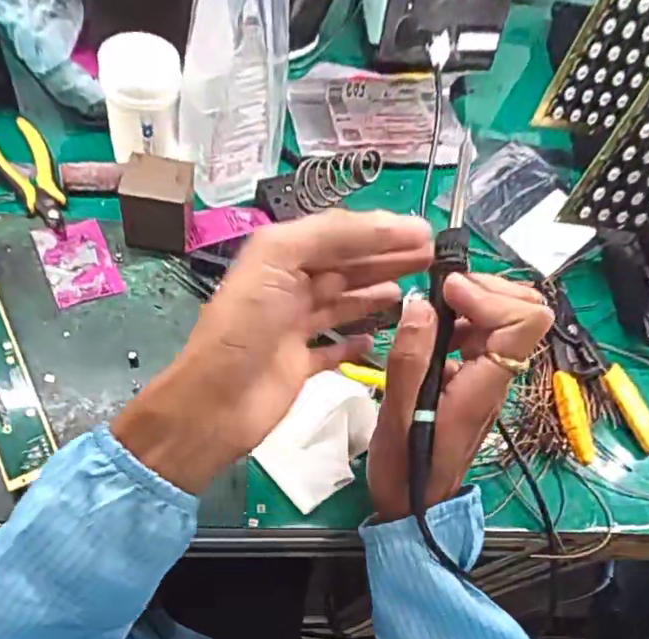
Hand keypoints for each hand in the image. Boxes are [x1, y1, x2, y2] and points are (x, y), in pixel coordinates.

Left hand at [112, 210, 433, 492]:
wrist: (217, 402)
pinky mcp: (298, 367)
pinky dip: (353, 343)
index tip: (423, 234)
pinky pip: (332, 350)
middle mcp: (285, 290)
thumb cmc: (243, 328)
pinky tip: (376, 337)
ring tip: (414, 286)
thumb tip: (384, 227)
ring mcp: (292, 330)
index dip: (379, 232)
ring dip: (376, 293)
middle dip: (386, 259)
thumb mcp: (278, 260)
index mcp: (278, 259)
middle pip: (344, 267)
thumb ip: (328, 235)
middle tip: (430, 258)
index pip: (337, 235)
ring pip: (342, 304)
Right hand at [367, 273, 553, 521]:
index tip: (446, 293)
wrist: (412, 506)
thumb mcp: (396, 418)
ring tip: (427, 312)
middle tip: (439, 294)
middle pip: (523, 314)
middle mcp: (494, 380)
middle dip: (485, 291)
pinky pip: (477, 345)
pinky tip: (425, 340)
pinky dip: (456, 329)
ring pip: (500, 326)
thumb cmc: (405, 470)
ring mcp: (485, 384)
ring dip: (468, 308)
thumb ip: (409, 361)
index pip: (524, 320)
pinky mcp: (471, 388)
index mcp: (483, 387)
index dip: (489, 294)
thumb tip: (421, 307)